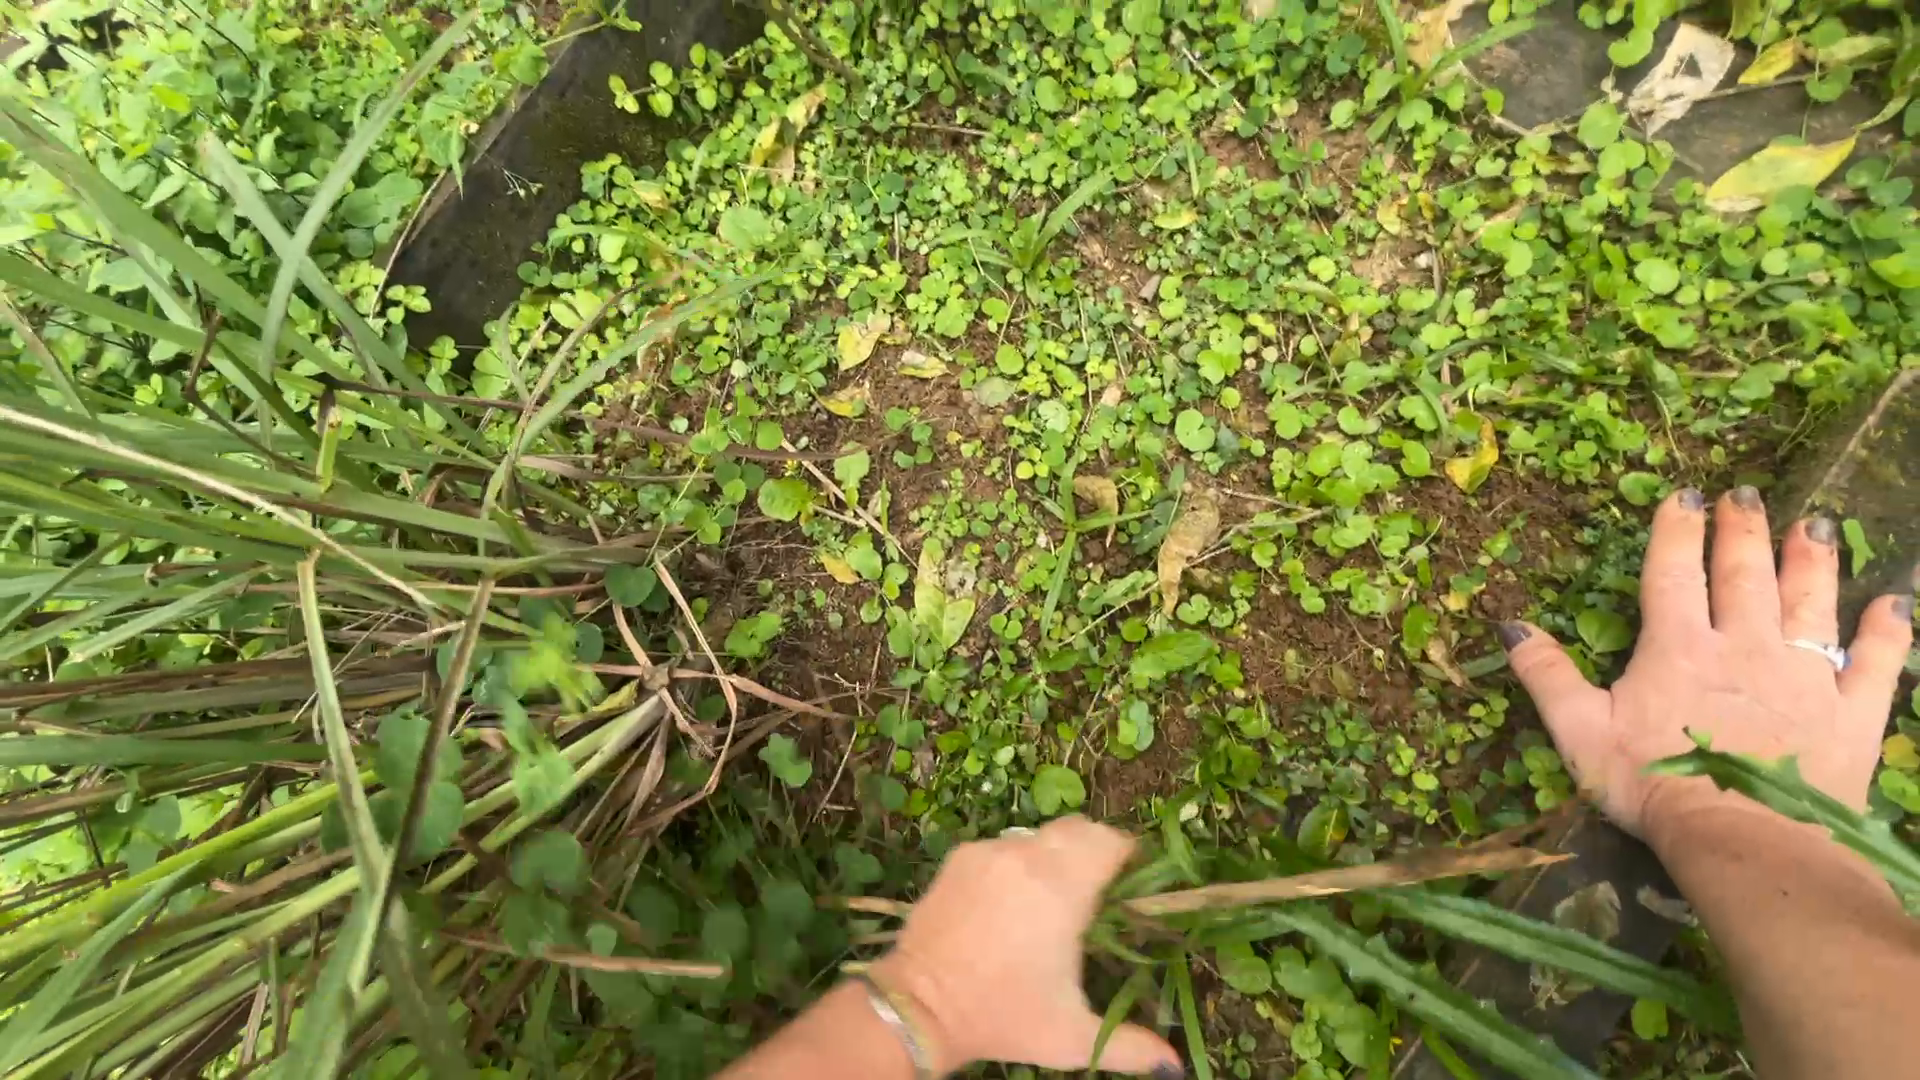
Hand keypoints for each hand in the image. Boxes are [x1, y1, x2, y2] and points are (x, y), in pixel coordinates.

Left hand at [869, 816, 1181, 1077]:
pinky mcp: (963, 854)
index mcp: (1063, 891)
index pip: (1108, 842)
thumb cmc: (1004, 1016)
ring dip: (1056, 854)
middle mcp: (1029, 857)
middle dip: (1095, 848)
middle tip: (1101, 882)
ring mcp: (992, 850)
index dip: (1127, 852)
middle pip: (1078, 829)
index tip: (1134, 873)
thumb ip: (1131, 1046)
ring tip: (1055, 894)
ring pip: (1039, 836)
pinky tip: (1011, 899)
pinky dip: (1017, 862)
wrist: (921, 1003)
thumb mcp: (1072, 1038)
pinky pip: (1004, 845)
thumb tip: (1174, 1065)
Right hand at [1501, 486, 1912, 838]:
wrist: (1745, 839)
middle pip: (1744, 577)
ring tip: (1817, 525)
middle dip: (1743, 531)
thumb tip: (1510, 623)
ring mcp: (1804, 678)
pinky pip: (1877, 663)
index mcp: (1676, 648)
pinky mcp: (1851, 714)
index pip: (1674, 574)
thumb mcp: (1575, 727)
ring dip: (1813, 563)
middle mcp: (1743, 648)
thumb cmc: (1647, 779)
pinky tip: (1897, 603)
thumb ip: (1544, 672)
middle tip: (1749, 493)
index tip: (1685, 494)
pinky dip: (1889, 631)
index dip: (1677, 531)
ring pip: (1810, 605)